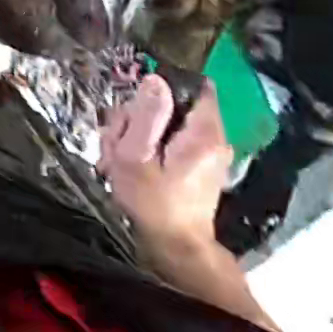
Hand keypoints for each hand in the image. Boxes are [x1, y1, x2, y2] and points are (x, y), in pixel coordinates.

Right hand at [98, 75, 232, 252]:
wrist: (175, 252)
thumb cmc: (153, 203)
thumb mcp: (137, 155)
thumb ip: (146, 114)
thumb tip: (156, 79)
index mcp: (204, 132)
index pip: (194, 85)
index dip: (162, 85)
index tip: (137, 103)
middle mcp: (214, 138)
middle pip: (174, 104)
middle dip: (140, 115)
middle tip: (117, 140)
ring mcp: (208, 153)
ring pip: (167, 122)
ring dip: (138, 133)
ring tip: (118, 158)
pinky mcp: (199, 165)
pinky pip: (171, 141)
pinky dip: (149, 147)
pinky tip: (130, 165)